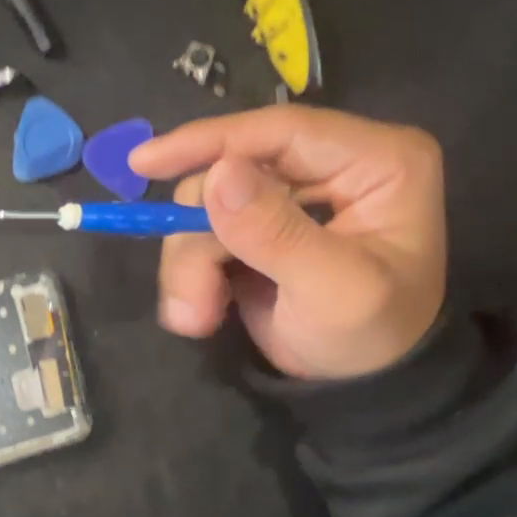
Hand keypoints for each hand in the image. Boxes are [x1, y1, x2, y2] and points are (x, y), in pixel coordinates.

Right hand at [128, 106, 447, 379]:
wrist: (362, 384)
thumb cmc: (369, 334)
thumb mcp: (331, 289)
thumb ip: (276, 233)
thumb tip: (217, 177)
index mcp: (373, 161)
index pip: (280, 132)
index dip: (209, 142)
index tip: (143, 164)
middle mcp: (327, 168)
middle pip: (226, 175)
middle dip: (196, 239)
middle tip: (190, 302)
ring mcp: (285, 201)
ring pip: (201, 211)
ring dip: (188, 268)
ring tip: (197, 317)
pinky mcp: (252, 231)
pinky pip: (197, 236)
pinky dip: (188, 276)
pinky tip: (202, 312)